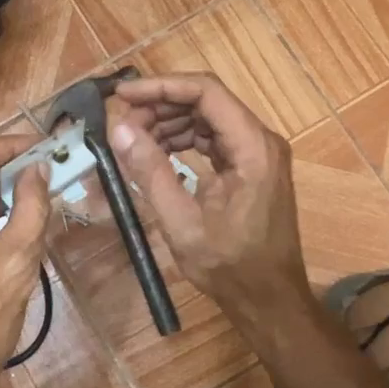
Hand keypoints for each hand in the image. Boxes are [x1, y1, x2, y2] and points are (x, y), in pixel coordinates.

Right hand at [110, 74, 305, 310]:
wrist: (269, 300)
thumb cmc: (230, 267)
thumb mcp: (183, 222)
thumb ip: (151, 172)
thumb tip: (119, 128)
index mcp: (253, 148)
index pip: (206, 92)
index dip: (161, 87)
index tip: (123, 95)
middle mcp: (260, 140)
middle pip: (206, 100)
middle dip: (160, 105)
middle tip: (122, 124)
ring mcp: (257, 152)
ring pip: (206, 117)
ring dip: (168, 122)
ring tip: (132, 139)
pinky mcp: (249, 165)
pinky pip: (212, 138)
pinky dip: (181, 139)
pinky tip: (154, 152)